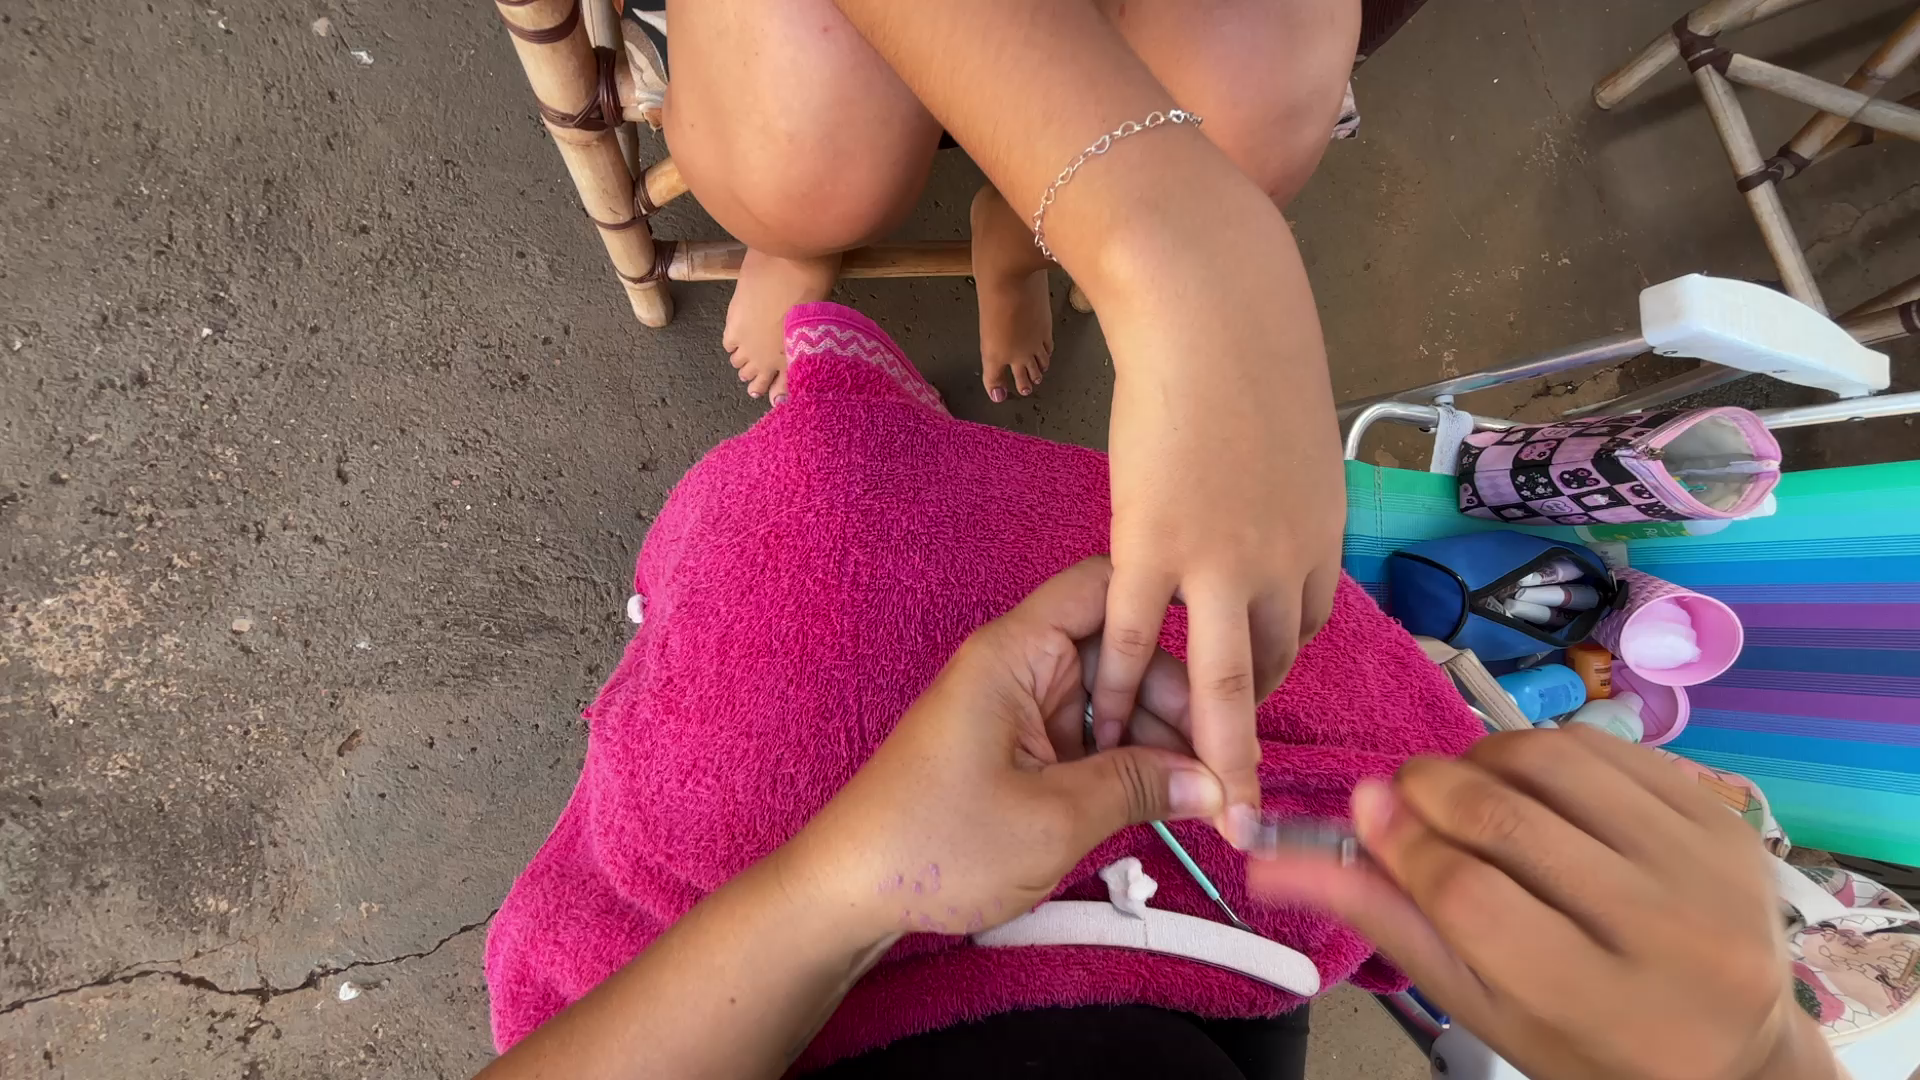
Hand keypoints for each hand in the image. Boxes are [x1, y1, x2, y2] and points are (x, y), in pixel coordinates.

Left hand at [788, 557, 1225, 939]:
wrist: (854, 886)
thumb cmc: (937, 841)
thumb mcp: (1051, 819)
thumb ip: (1139, 788)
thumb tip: (1215, 783)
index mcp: (1016, 651)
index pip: (1100, 588)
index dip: (1162, 604)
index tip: (1225, 647)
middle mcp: (1022, 664)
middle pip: (1120, 653)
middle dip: (1176, 705)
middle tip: (1229, 768)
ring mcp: (1024, 705)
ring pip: (1114, 699)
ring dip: (1160, 742)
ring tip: (1209, 796)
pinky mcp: (1025, 743)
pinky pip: (1092, 735)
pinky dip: (1129, 762)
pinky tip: (1168, 798)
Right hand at [1086, 175, 1345, 846]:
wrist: (1215, 310)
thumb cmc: (1253, 353)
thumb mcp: (1290, 431)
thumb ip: (1281, 487)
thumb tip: (1256, 498)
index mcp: (1320, 531)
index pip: (1306, 621)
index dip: (1278, 661)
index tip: (1255, 681)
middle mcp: (1287, 561)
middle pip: (1274, 661)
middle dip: (1257, 726)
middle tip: (1242, 780)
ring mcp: (1223, 560)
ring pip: (1223, 678)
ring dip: (1207, 742)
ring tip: (1196, 795)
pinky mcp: (1156, 546)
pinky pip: (1140, 637)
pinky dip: (1124, 687)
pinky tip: (1108, 723)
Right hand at [1247, 727, 1838, 1079]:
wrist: (1731, 1047)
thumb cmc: (1578, 1034)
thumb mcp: (1470, 999)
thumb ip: (1376, 918)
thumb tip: (1271, 858)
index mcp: (1604, 1005)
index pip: (1468, 896)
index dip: (1398, 844)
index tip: (1363, 815)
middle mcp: (1676, 934)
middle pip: (1504, 817)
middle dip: (1425, 788)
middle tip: (1405, 798)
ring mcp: (1710, 865)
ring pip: (1542, 758)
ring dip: (1476, 761)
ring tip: (1470, 794)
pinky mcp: (1721, 812)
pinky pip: (1590, 740)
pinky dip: (1531, 749)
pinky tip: (1528, 789)